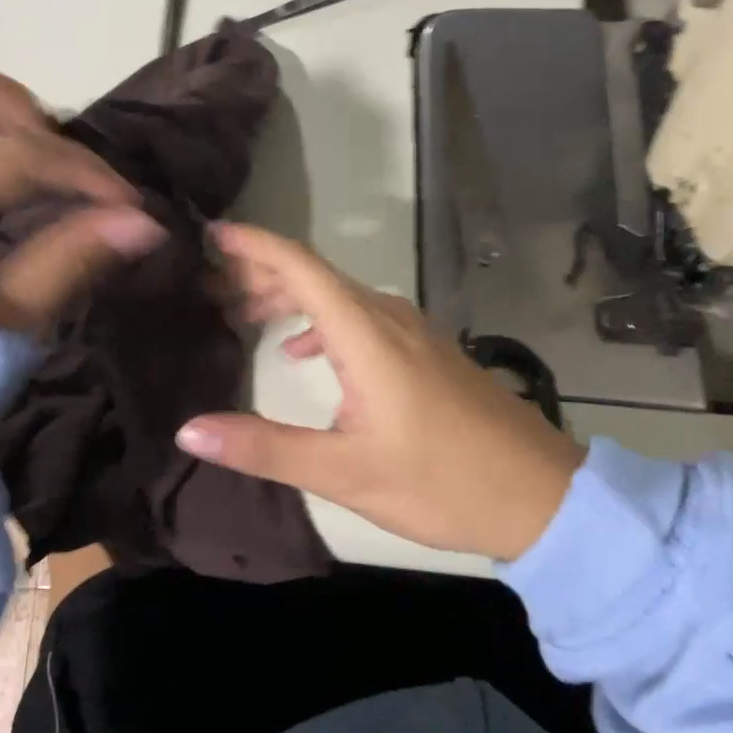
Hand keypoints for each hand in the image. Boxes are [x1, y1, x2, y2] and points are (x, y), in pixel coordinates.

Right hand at [177, 224, 586, 561]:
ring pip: (338, 295)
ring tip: (239, 312)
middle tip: (205, 285)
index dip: (252, 244)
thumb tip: (189, 428)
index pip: (299, 266)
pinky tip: (300, 351)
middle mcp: (388, 318)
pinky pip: (359, 317)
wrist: (543, 498)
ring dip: (288, 296)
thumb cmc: (442, 482)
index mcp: (365, 333)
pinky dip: (319, 321)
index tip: (207, 234)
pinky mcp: (425, 353)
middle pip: (314, 274)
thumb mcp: (344, 472)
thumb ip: (264, 447)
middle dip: (258, 272)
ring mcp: (412, 333)